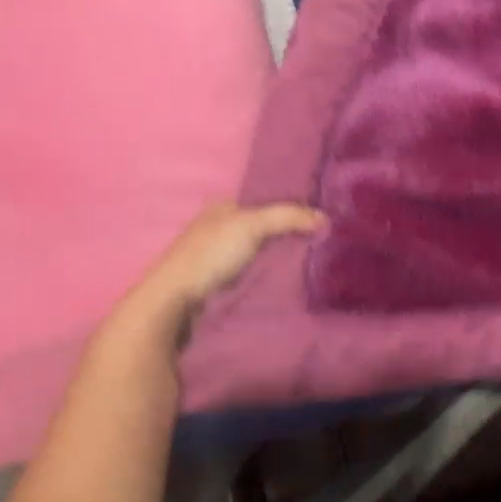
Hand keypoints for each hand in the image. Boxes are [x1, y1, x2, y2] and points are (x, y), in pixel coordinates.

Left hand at [107, 201, 325, 352]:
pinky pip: (259, 268)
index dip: (294, 206)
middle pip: (268, 224)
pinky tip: (293, 274)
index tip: (321, 216)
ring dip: (285, 253)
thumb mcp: (253, 225)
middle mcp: (222, 227)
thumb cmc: (210, 255)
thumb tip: (326, 218)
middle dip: (292, 230)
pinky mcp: (223, 280)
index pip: (268, 200)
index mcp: (224, 207)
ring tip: (316, 256)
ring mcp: (221, 255)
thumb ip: (289, 216)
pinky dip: (274, 270)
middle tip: (324, 237)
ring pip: (265, 248)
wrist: (174, 301)